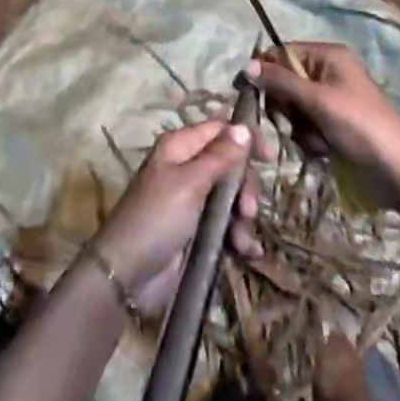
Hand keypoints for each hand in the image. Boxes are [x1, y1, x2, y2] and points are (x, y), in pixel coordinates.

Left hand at [88, 119, 260, 312]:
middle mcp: (187, 168)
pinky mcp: (197, 230)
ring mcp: (193, 200)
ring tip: (240, 238)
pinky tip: (245, 251)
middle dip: (244, 186)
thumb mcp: (189, 183)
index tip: (271, 158)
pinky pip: (226, 224)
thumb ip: (219, 157)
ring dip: (242, 217)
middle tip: (248, 209)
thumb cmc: (157, 217)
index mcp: (179, 147)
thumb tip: (242, 126)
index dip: (245, 139)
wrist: (128, 273)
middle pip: (230, 164)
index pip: (219, 129)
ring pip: (232, 197)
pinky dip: (238, 236)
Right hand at [245, 42, 399, 199]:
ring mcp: (331, 98)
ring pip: (293, 107)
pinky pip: (306, 124)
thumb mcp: (317, 100)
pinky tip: (324, 148)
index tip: (252, 94)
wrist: (398, 170)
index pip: (282, 53)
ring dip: (299, 126)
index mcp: (328, 55)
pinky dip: (310, 137)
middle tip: (292, 124)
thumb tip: (245, 65)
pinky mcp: (334, 122)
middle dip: (286, 107)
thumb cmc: (359, 125)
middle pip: (285, 81)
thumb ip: (280, 82)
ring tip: (317, 140)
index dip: (266, 72)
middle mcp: (328, 71)